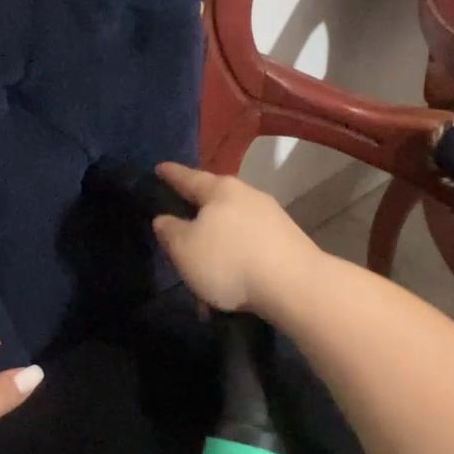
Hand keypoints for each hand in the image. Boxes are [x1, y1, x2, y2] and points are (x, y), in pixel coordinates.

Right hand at [150, 162, 322, 312]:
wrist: (293, 285)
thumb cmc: (229, 261)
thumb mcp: (185, 249)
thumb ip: (170, 232)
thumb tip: (164, 219)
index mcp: (220, 190)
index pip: (188, 177)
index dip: (171, 174)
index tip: (159, 168)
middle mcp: (247, 196)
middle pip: (215, 201)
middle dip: (197, 214)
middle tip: (181, 223)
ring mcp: (271, 217)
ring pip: (233, 228)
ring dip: (218, 248)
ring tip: (205, 273)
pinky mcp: (286, 240)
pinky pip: (250, 247)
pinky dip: (237, 261)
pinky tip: (232, 284)